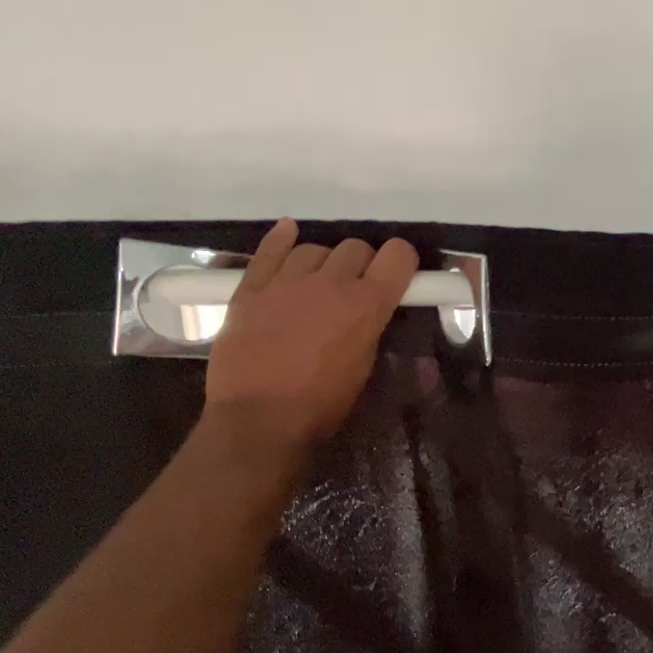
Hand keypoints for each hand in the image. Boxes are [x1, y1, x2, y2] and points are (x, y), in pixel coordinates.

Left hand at [204, 220, 417, 449]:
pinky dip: (282, 239)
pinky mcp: (250, 289)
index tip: (400, 274)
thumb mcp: (366, 366)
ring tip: (319, 282)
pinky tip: (288, 234)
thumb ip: (372, 328)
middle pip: (356, 247)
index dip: (403, 261)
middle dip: (363, 263)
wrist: (260, 419)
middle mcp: (330, 283)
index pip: (398, 256)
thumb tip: (375, 312)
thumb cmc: (324, 403)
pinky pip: (269, 250)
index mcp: (367, 305)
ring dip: (324, 261)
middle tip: (357, 287)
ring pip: (314, 248)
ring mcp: (286, 282)